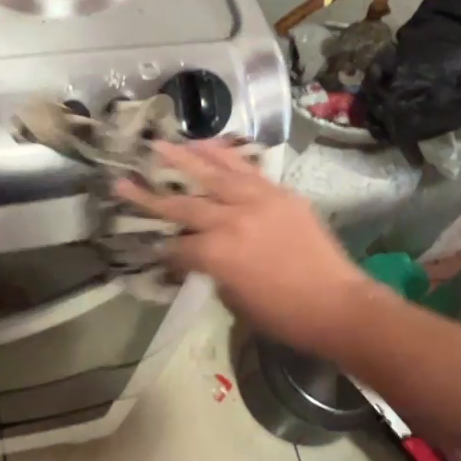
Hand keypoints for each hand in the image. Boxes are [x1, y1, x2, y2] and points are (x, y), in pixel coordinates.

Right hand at [114, 141, 388, 357]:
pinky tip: (206, 144)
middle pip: (182, 205)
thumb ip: (211, 271)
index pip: (176, 247)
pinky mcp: (278, 193)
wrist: (338, 305)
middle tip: (122, 181)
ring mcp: (256, 201)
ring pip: (212, 173)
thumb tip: (198, 257)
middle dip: (148, 196)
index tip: (148, 247)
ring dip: (183, 158)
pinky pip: (246, 168)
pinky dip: (224, 155)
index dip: (161, 250)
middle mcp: (230, 220)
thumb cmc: (284, 316)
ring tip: (160, 144)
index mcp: (215, 254)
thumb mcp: (234, 299)